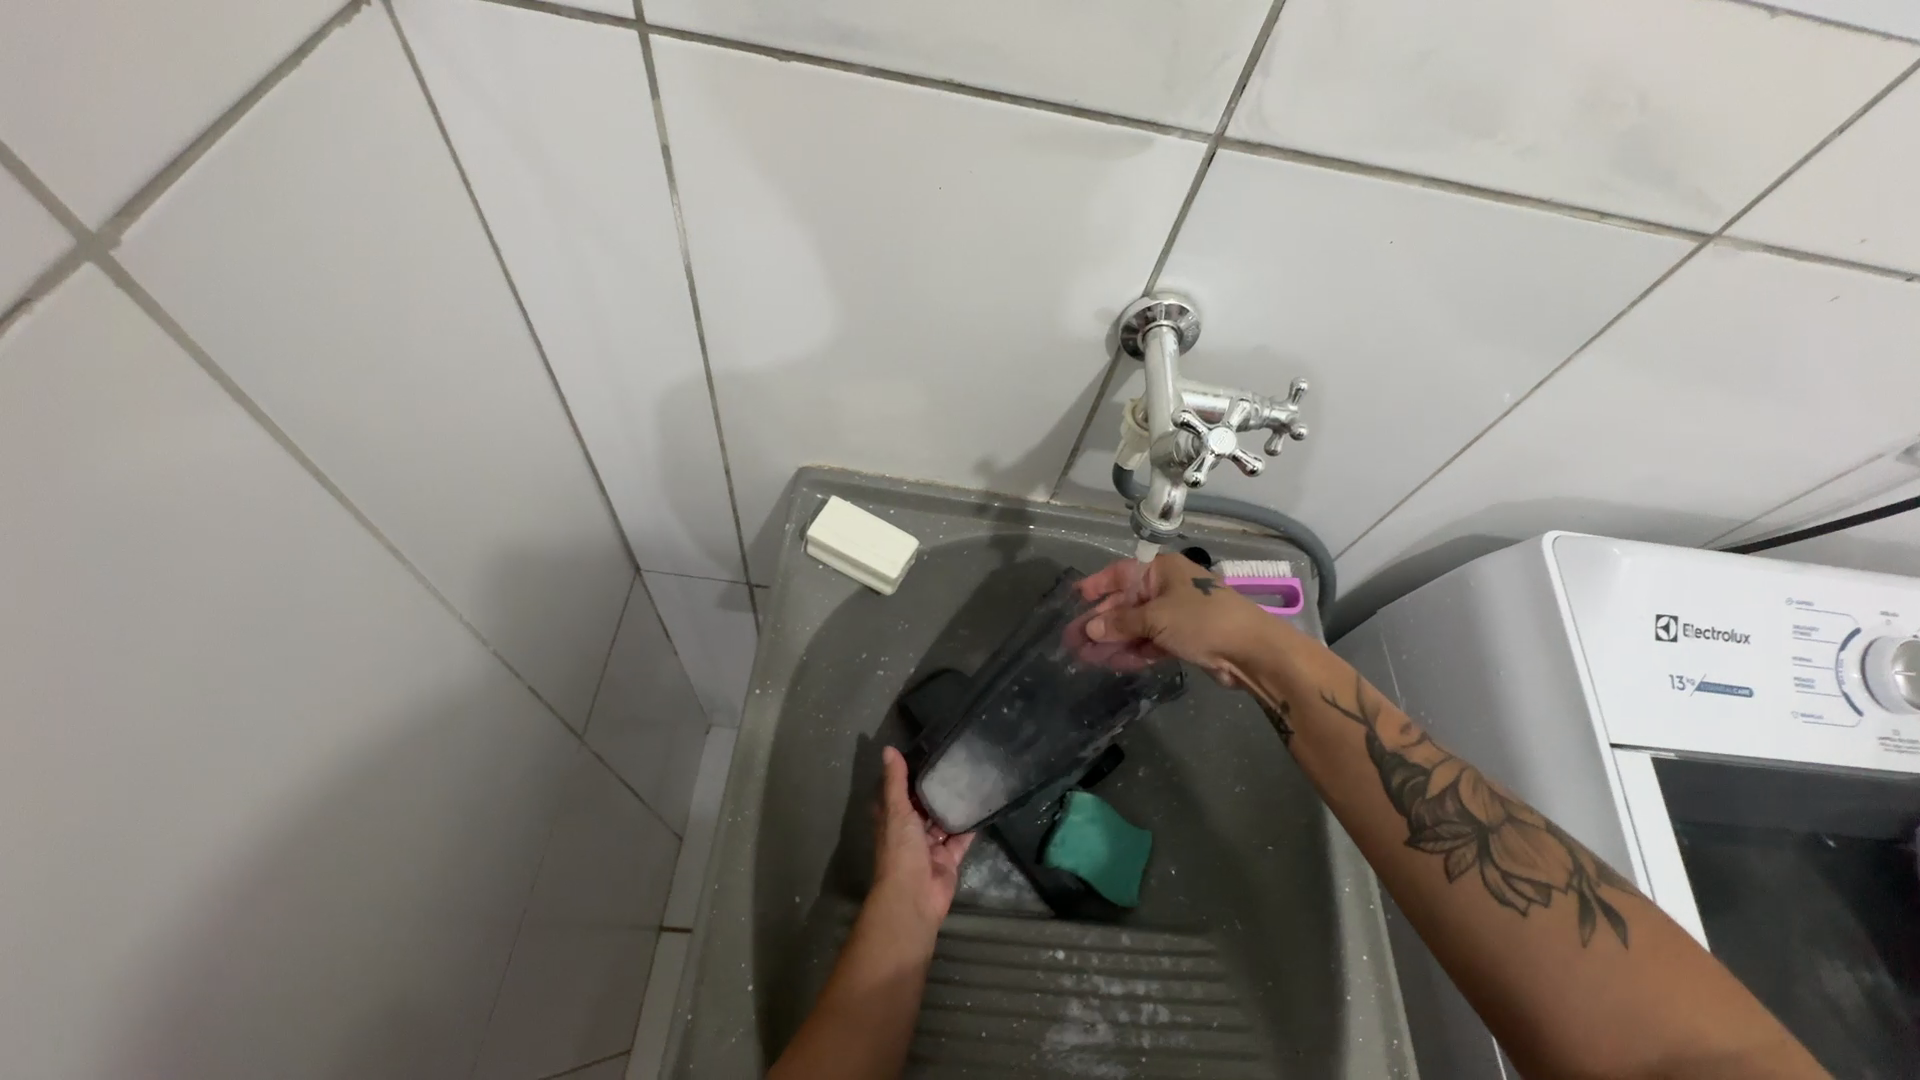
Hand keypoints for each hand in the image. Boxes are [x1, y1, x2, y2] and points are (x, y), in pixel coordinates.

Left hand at [871, 747, 974, 930]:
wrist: (914, 896)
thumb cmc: (900, 849)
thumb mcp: (896, 809)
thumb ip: (895, 781)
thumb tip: (888, 748)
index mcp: (893, 820)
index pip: (900, 792)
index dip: (910, 775)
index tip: (927, 752)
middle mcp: (910, 832)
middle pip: (923, 807)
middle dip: (936, 790)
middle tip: (957, 763)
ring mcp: (930, 847)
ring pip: (943, 822)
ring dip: (954, 807)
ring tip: (972, 779)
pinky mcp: (948, 860)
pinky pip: (961, 839)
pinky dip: (969, 827)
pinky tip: (982, 806)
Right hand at [1076, 554, 1288, 686]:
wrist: (1251, 651)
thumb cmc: (1202, 620)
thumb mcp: (1156, 618)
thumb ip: (1121, 623)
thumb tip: (1090, 628)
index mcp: (1161, 570)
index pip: (1120, 574)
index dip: (1097, 586)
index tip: (1074, 599)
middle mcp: (1166, 588)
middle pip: (1125, 604)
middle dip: (1100, 623)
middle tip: (1072, 641)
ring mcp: (1175, 615)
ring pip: (1135, 627)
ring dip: (1112, 642)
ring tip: (1085, 659)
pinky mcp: (1182, 639)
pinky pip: (1149, 643)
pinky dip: (1132, 652)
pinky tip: (1111, 664)